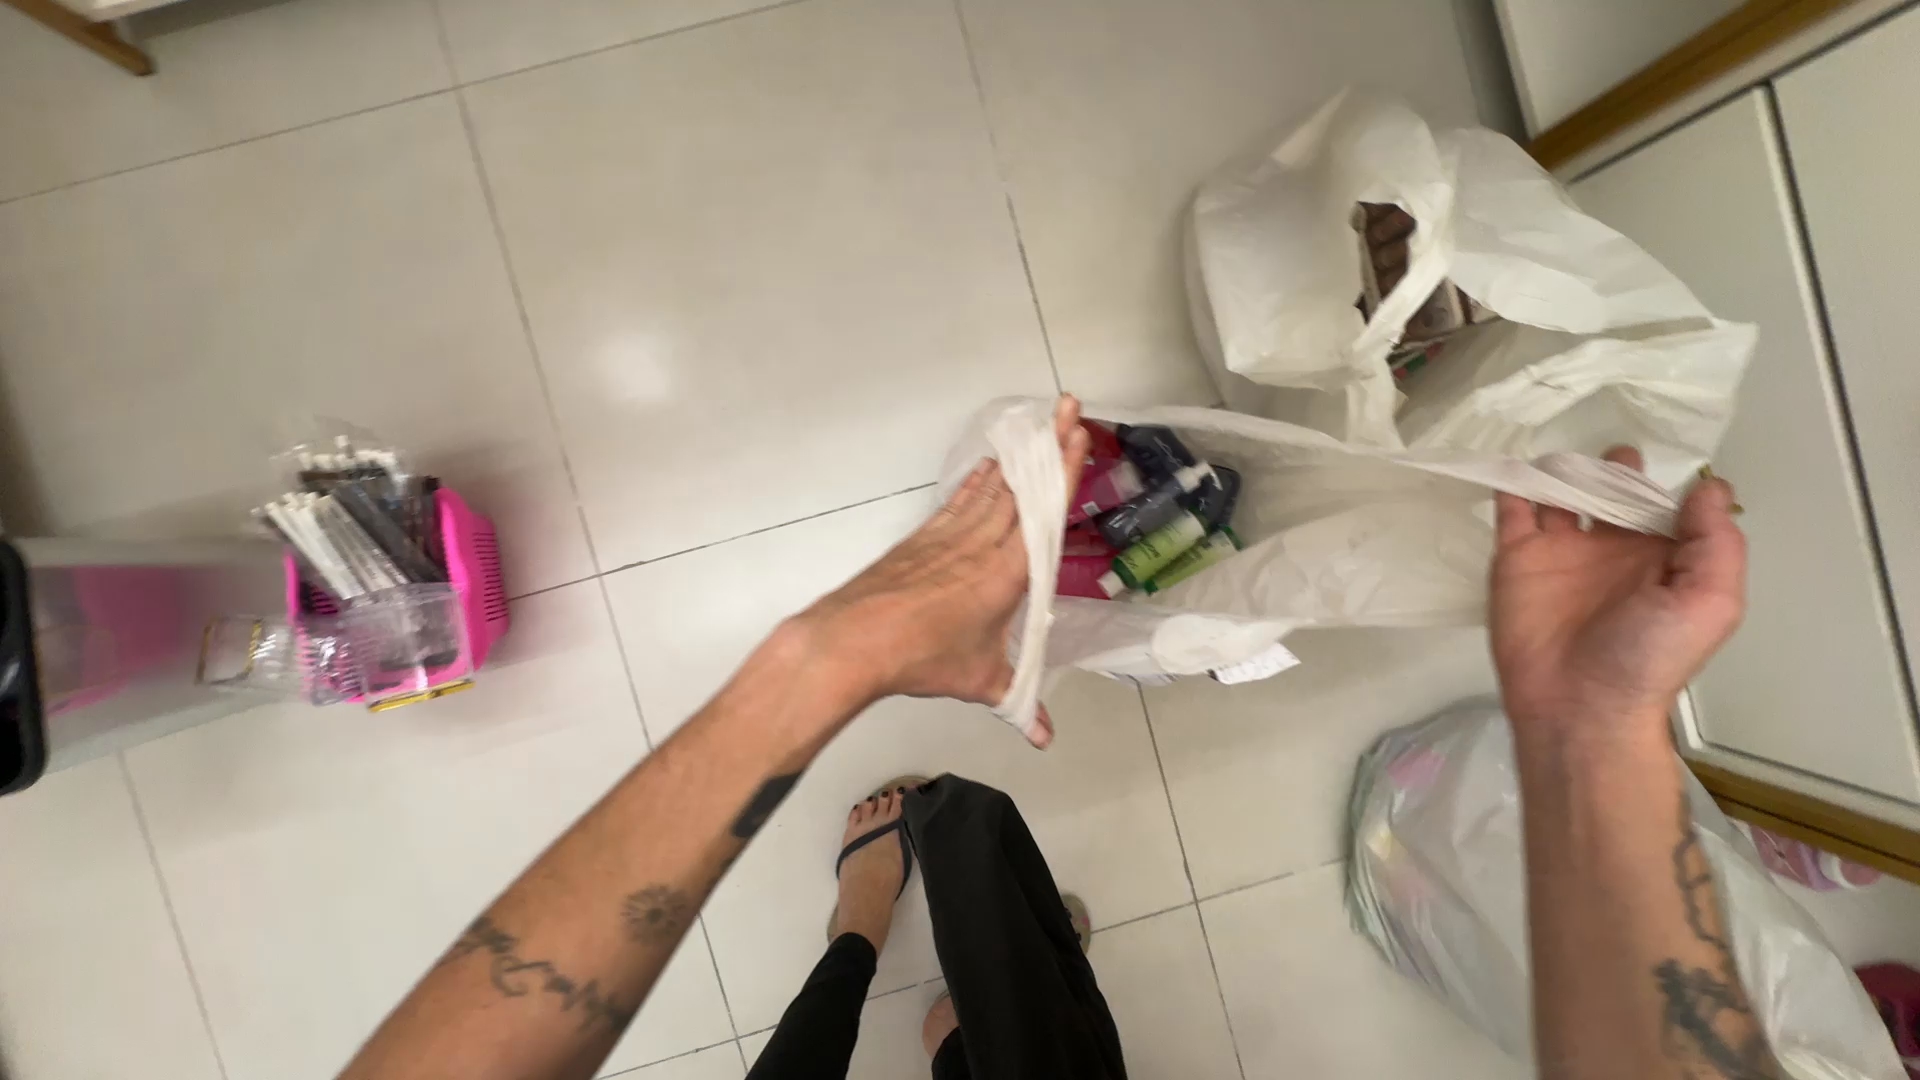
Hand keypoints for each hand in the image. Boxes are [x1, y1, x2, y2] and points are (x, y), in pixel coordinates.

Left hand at [797, 397, 1091, 747]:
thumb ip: (1017, 702)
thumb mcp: (979, 682)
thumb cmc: (924, 660)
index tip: (1078, 434)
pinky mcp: (921, 538)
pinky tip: (984, 471)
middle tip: (1068, 405)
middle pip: (1022, 488)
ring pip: (991, 490)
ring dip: (1014, 459)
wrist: (854, 640)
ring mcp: (949, 536)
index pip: (1044, 514)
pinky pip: (957, 503)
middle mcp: (983, 544)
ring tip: (1032, 427)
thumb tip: (1044, 740)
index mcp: (1008, 573)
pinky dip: (974, 484)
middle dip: (1048, 445)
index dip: (1063, 472)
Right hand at [1490, 447, 1746, 743]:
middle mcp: (1609, 548)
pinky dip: (1511, 487)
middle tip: (1613, 450)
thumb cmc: (1649, 654)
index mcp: (1659, 557)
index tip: (1666, 460)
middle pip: (1610, 495)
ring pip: (1559, 496)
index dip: (1664, 483)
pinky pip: (1511, 513)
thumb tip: (1708, 488)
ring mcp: (1558, 550)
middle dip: (1612, 469)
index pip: (1663, 506)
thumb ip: (1714, 543)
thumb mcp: (1709, 601)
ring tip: (1563, 455)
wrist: (1577, 697)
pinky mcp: (1514, 557)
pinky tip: (1515, 467)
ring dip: (1561, 472)